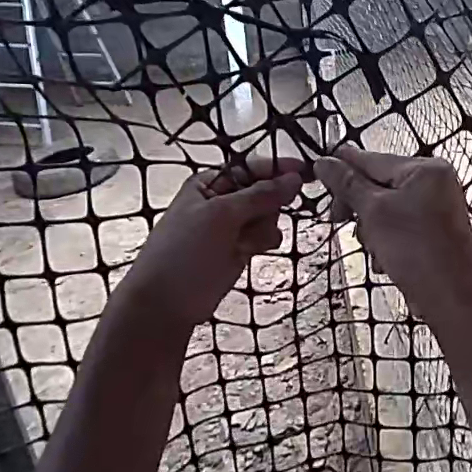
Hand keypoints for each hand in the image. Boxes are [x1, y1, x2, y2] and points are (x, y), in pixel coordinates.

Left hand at [121, 156, 305, 329]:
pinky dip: (265, 240)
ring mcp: (232, 225)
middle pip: (264, 190)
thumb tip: (295, 177)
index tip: (306, 173)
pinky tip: (254, 250)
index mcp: (211, 182)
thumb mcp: (221, 215)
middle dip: (270, 203)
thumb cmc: (185, 251)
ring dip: (266, 225)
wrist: (165, 304)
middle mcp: (223, 199)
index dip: (278, 168)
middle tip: (263, 218)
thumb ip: (260, 195)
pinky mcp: (240, 248)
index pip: (251, 167)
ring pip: (269, 214)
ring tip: (247, 241)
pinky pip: (265, 234)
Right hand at [311, 145, 471, 312]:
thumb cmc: (420, 254)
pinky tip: (384, 257)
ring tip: (375, 248)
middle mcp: (434, 181)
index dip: (341, 167)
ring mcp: (436, 205)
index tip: (317, 172)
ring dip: (371, 226)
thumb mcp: (374, 213)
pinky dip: (386, 237)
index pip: (371, 158)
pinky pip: (398, 222)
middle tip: (338, 219)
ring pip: (385, 205)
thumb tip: (324, 162)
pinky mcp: (433, 229)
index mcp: (425, 168)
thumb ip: (347, 184)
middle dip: (358, 205)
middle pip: (377, 182)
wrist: (453, 301)